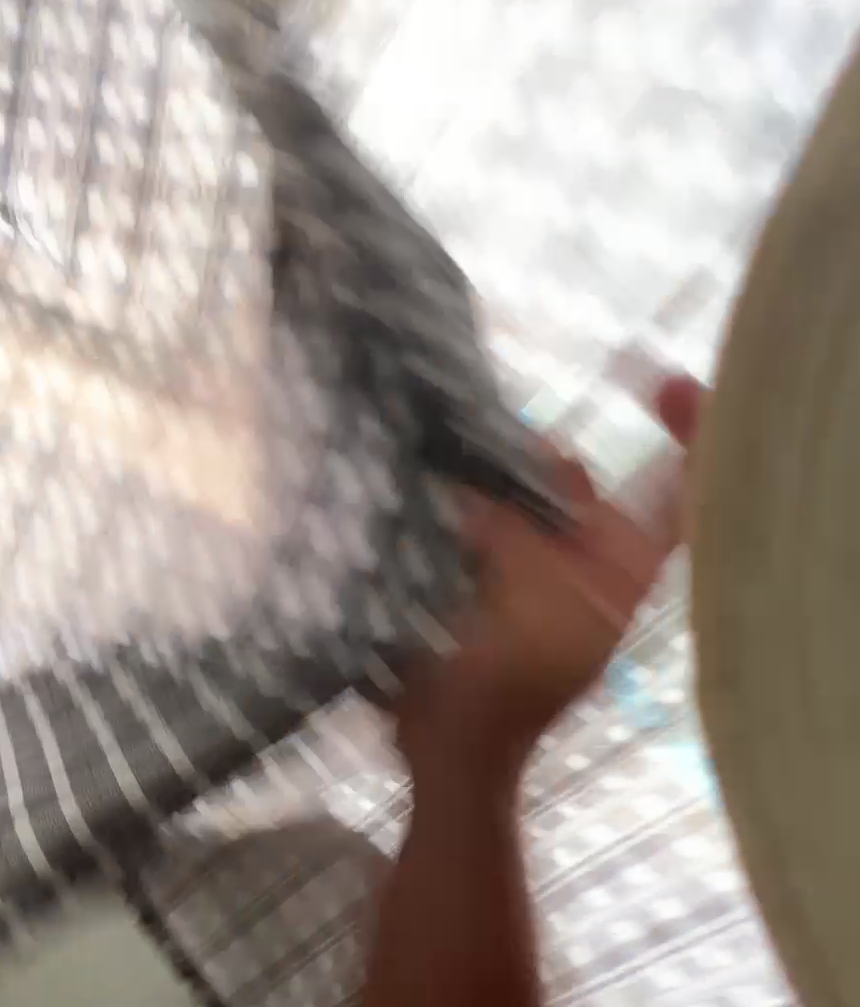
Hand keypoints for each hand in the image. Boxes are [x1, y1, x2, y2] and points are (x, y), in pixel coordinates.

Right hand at [395, 376, 708, 788]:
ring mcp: (534, 580)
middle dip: (545, 457)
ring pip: (524, 508)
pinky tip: (428, 492)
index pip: (685, 495)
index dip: (691, 434)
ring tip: (452, 449)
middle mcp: (590, 570)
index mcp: (625, 576)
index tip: (656, 380)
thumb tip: (489, 476)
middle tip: (494, 425)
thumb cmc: (507, 679)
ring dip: (494, 479)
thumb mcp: (533, 601)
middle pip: (585, 492)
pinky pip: (479, 530)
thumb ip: (520, 531)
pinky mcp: (485, 588)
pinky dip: (460, 506)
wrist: (454, 739)